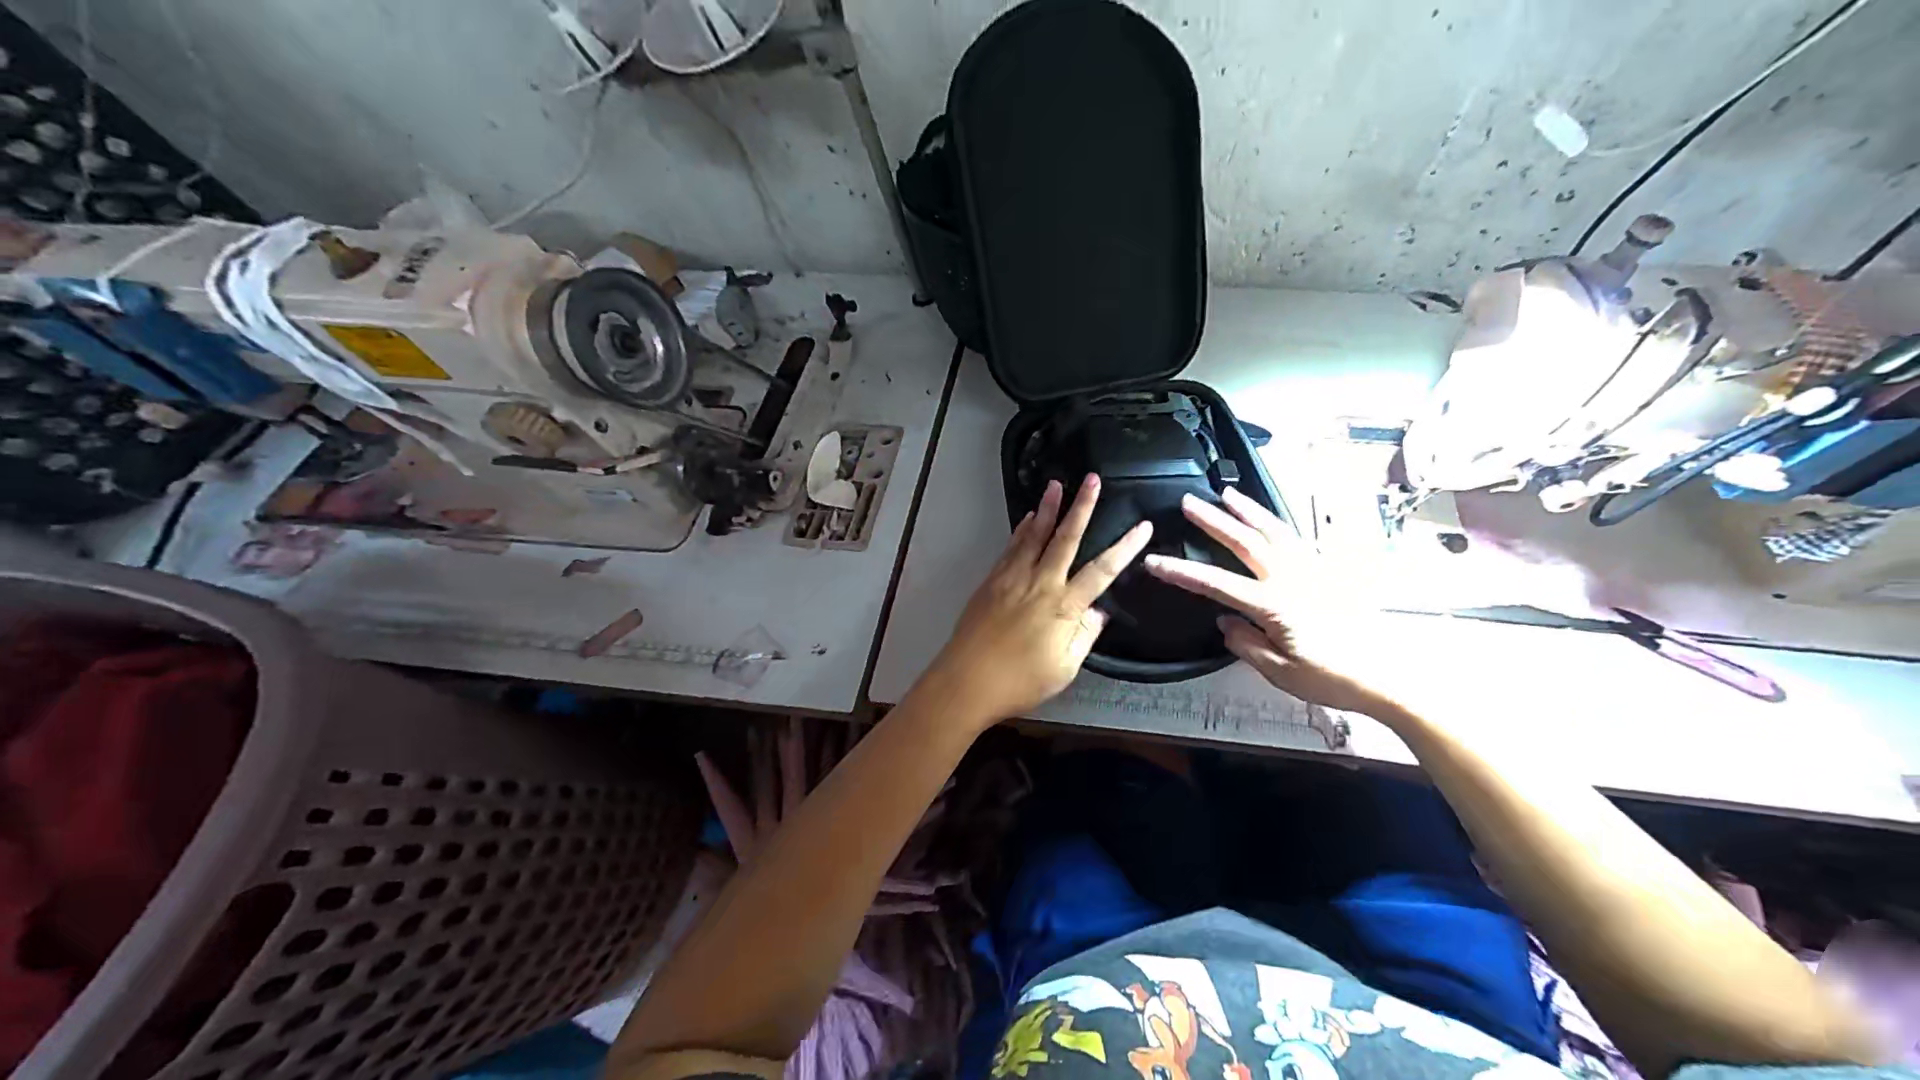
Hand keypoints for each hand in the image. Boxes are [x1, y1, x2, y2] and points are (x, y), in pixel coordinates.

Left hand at [925, 474, 1152, 724]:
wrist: (966, 682)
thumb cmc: (1019, 682)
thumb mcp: (1064, 669)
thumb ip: (1084, 637)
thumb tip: (1099, 612)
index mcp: (1063, 607)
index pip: (1102, 571)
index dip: (1124, 548)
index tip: (1143, 527)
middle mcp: (1040, 584)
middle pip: (1066, 539)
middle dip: (1082, 507)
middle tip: (1092, 480)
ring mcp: (1012, 579)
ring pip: (1034, 536)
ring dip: (1047, 508)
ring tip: (1056, 484)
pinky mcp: (991, 582)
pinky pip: (1011, 548)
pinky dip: (1021, 530)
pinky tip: (1027, 518)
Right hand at [1143, 488, 1394, 714]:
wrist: (1388, 678)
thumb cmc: (1332, 678)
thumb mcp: (1279, 671)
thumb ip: (1245, 643)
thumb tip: (1225, 621)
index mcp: (1273, 605)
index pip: (1215, 583)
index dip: (1181, 571)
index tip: (1155, 562)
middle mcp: (1292, 579)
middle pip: (1245, 542)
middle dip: (1213, 521)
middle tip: (1190, 503)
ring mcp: (1313, 571)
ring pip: (1275, 530)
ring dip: (1248, 511)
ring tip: (1228, 494)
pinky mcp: (1330, 573)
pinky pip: (1300, 538)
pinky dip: (1279, 523)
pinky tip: (1270, 519)